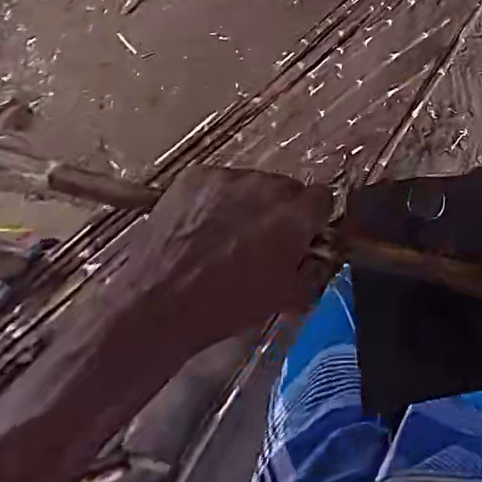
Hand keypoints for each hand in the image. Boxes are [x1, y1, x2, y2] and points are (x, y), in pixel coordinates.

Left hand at [108, 166, 332, 350]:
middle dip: (280, 210)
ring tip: (224, 234)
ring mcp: (228, 176)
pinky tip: (200, 226)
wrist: (158, 301)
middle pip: (286, 187)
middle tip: (260, 239)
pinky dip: (215, 198)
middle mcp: (265, 186)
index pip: (322, 197)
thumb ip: (311, 268)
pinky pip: (219, 181)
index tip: (301, 234)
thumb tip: (318, 253)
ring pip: (252, 182)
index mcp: (293, 217)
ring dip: (247, 202)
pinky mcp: (196, 174)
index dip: (313, 217)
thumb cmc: (225, 306)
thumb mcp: (283, 297)